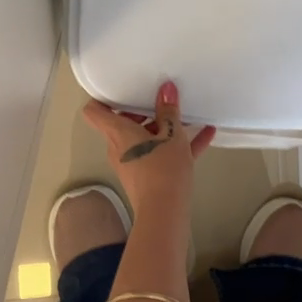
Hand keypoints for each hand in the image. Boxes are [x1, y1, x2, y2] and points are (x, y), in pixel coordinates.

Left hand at [82, 81, 215, 217]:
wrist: (164, 213)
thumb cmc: (163, 168)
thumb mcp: (171, 135)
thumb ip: (168, 111)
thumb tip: (166, 88)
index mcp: (118, 132)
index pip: (95, 111)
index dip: (103, 98)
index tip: (122, 90)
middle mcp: (118, 147)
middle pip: (123, 124)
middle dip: (143, 112)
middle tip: (162, 102)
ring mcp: (131, 163)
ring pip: (144, 139)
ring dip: (163, 128)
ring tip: (187, 116)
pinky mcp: (146, 177)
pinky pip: (160, 154)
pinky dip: (177, 145)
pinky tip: (206, 134)